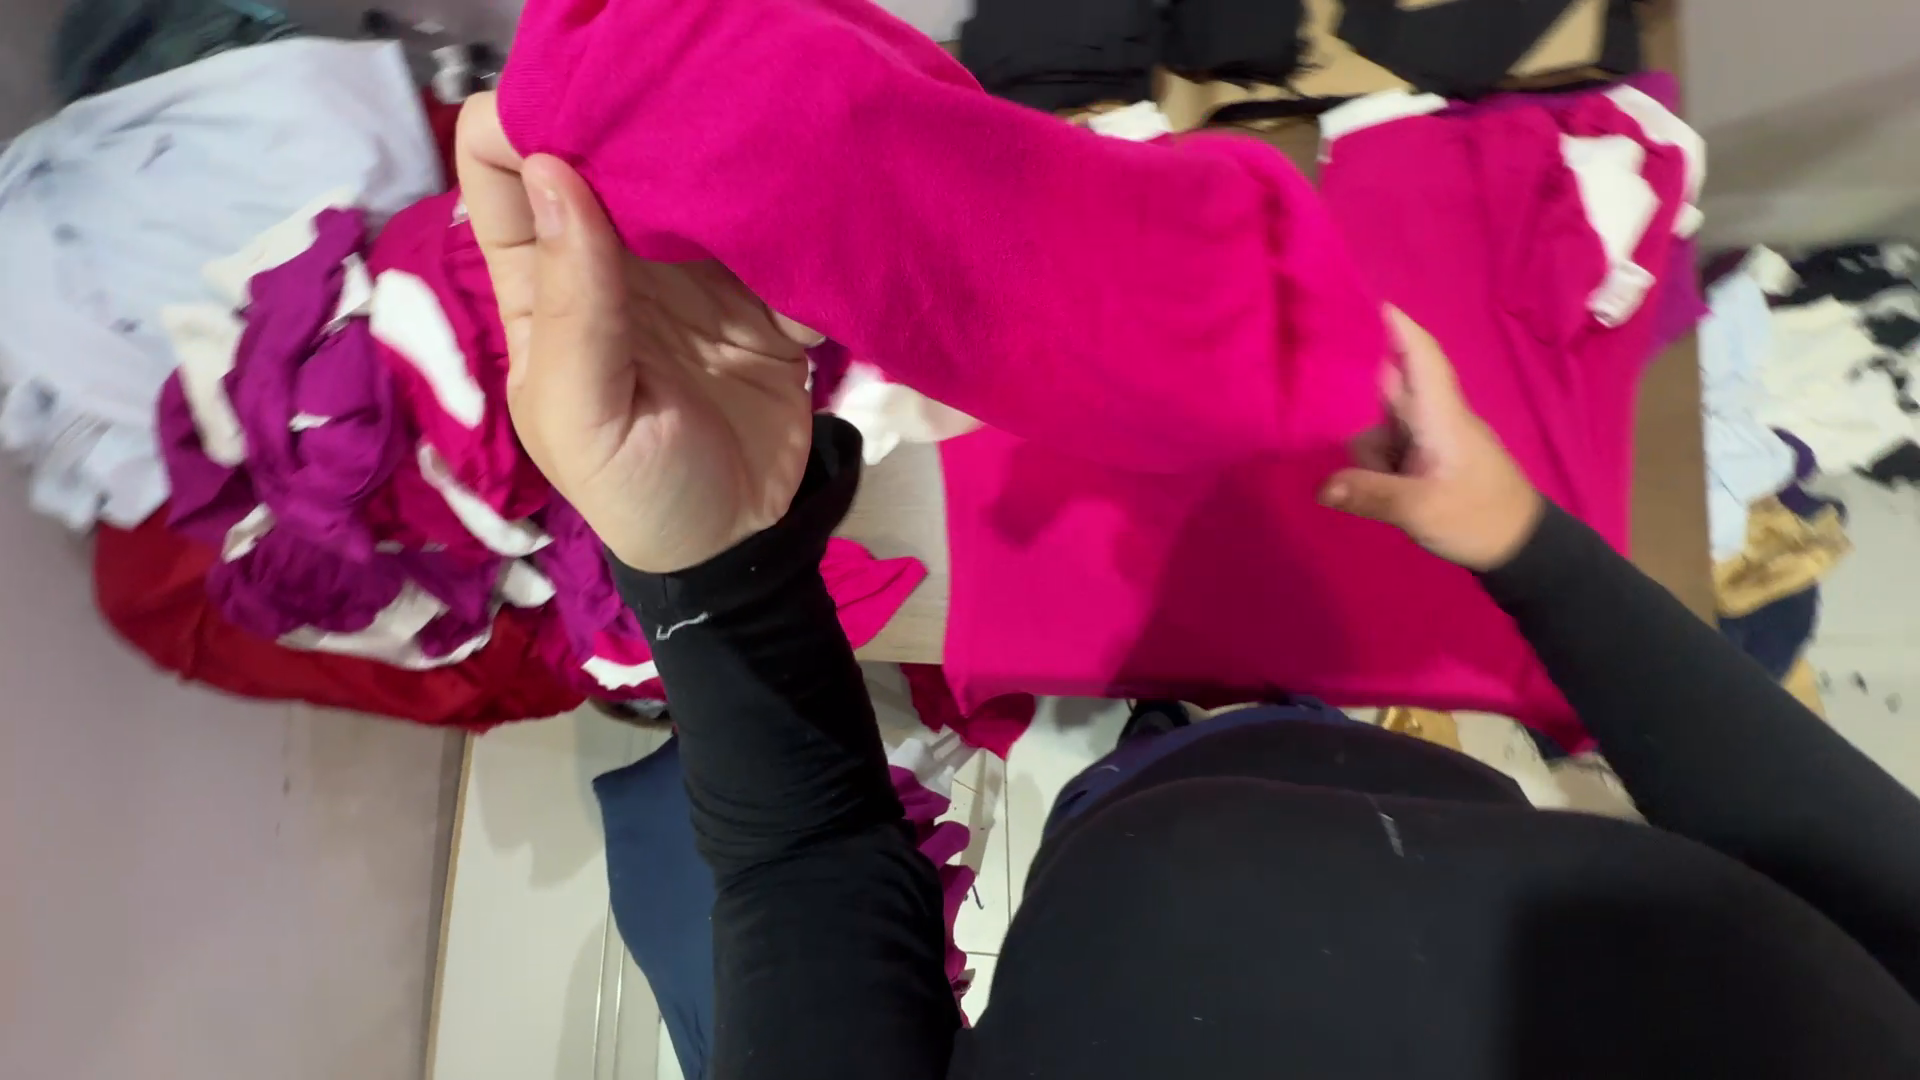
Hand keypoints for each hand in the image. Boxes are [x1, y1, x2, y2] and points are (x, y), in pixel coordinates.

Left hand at [456, 93, 816, 572]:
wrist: (739, 543)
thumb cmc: (640, 492)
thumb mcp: (585, 416)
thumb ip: (573, 307)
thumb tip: (550, 169)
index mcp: (549, 289)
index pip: (505, 174)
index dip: (527, 120)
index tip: (584, 95)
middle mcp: (618, 269)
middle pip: (612, 164)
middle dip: (640, 121)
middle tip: (691, 92)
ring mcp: (697, 284)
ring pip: (697, 191)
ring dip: (723, 164)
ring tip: (759, 134)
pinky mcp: (764, 305)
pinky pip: (772, 246)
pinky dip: (787, 225)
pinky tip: (804, 207)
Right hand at [1319, 308, 1542, 571]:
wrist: (1518, 547)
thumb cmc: (1478, 518)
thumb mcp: (1423, 510)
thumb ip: (1372, 495)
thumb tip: (1323, 487)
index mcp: (1441, 417)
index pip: (1421, 359)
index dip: (1397, 327)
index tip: (1367, 300)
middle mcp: (1432, 418)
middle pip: (1389, 381)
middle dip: (1356, 366)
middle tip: (1311, 358)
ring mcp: (1426, 438)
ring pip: (1377, 416)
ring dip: (1353, 428)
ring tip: (1324, 440)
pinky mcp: (1419, 458)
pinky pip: (1380, 441)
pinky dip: (1363, 449)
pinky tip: (1348, 473)